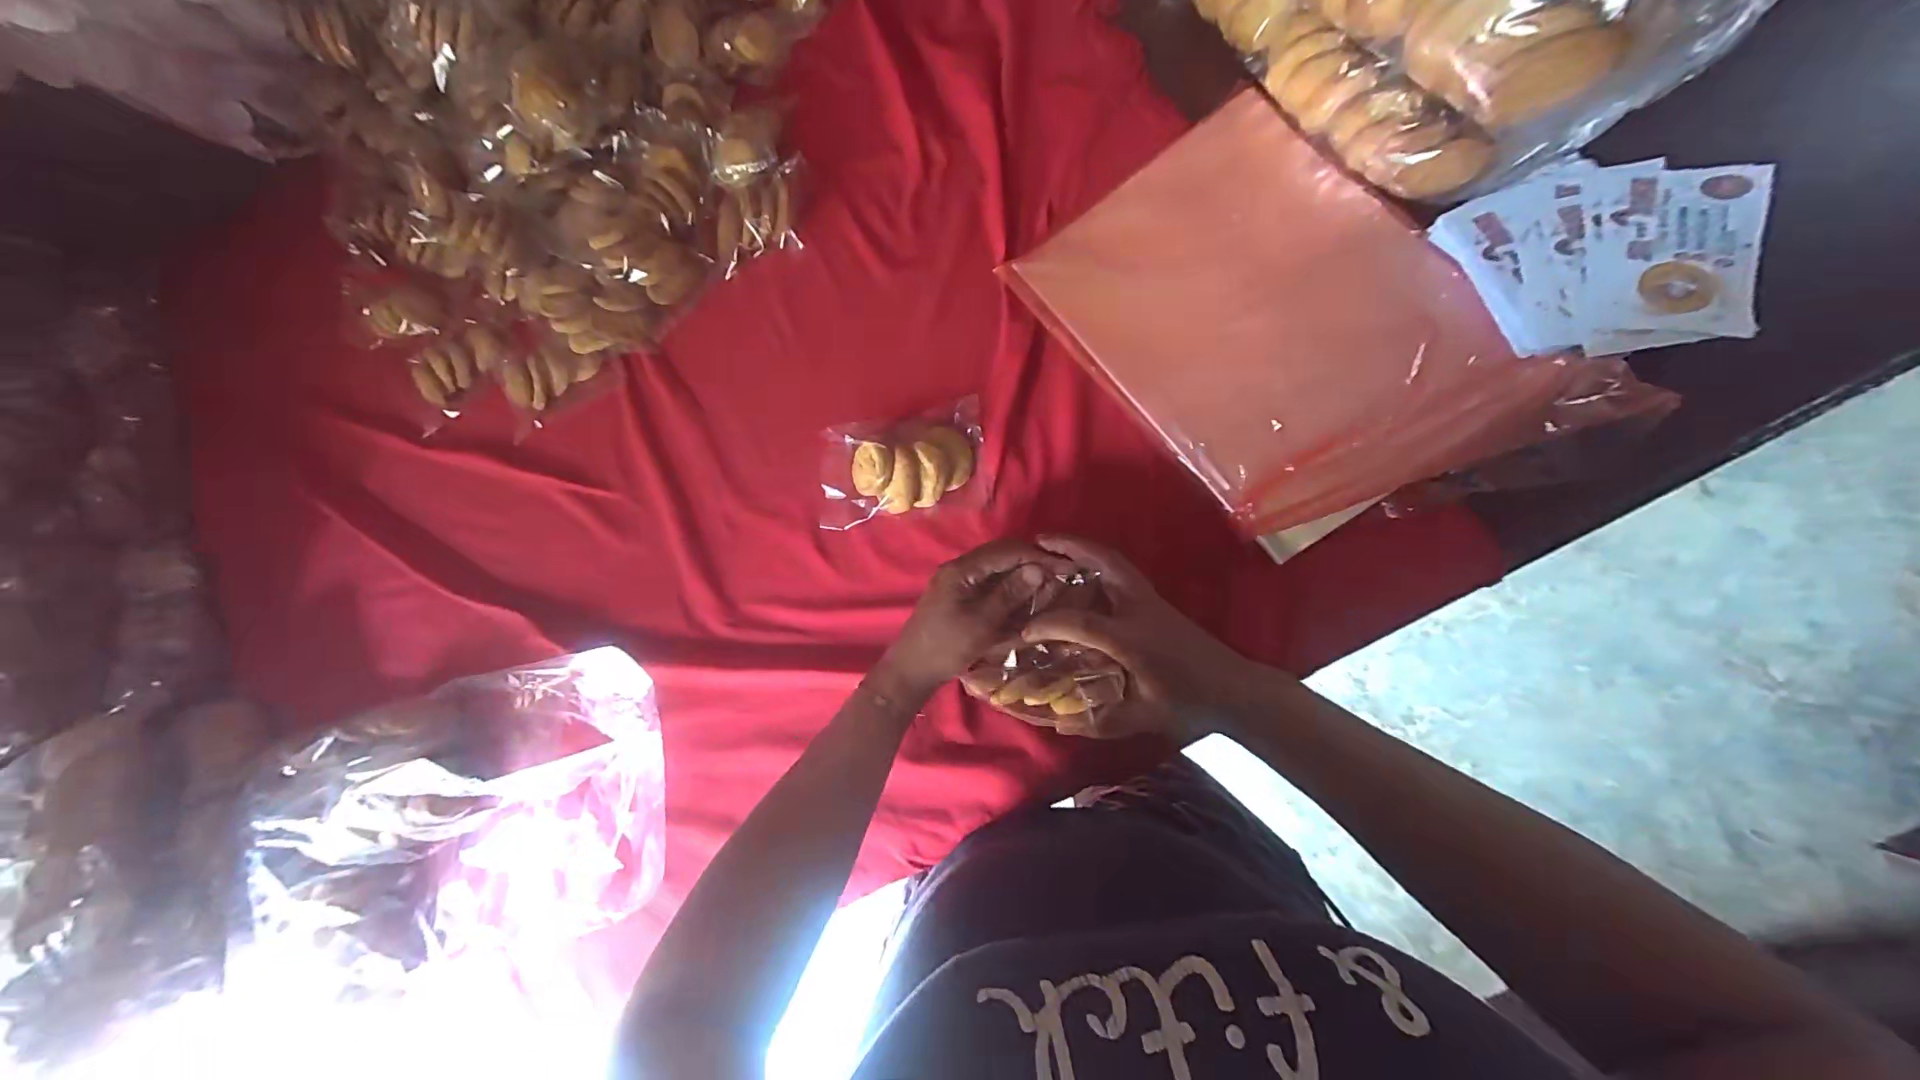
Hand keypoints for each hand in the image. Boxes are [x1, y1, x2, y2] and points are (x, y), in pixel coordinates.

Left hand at [879, 539, 1072, 694]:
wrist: (912, 671)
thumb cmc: (946, 647)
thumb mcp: (983, 622)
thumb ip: (1010, 594)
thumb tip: (1039, 568)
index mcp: (962, 569)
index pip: (1006, 550)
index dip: (1037, 556)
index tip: (1065, 566)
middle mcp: (960, 569)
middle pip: (1002, 555)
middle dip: (1031, 563)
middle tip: (1059, 577)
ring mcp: (958, 582)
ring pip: (997, 569)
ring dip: (1021, 575)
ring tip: (1046, 588)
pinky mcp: (960, 596)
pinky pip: (989, 584)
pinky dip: (1009, 589)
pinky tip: (1025, 599)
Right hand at [1018, 535, 1272, 741]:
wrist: (1236, 690)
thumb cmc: (1189, 703)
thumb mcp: (1144, 717)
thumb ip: (1101, 721)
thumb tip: (1057, 726)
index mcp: (1131, 638)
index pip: (1080, 623)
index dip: (1047, 624)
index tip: (1023, 632)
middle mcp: (1139, 609)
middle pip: (1104, 563)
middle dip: (1071, 547)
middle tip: (1040, 540)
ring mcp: (1151, 601)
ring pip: (1116, 562)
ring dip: (1086, 549)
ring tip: (1057, 546)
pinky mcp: (1158, 602)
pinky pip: (1123, 572)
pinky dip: (1099, 562)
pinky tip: (1085, 571)